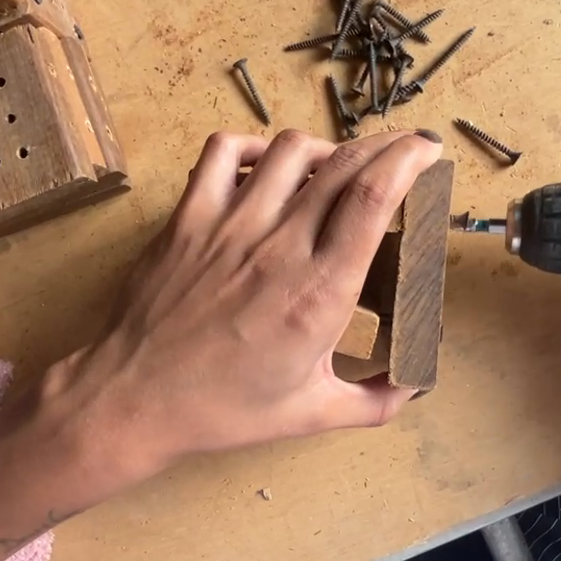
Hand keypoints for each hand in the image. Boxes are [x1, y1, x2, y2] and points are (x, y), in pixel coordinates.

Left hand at [47, 128, 443, 477]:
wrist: (134, 399)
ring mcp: (228, 226)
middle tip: (398, 152)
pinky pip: (222, 153)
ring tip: (332, 167)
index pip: (374, 196)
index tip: (427, 151)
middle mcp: (278, 247)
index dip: (409, 158)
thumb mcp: (311, 415)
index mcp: (320, 292)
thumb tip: (414, 387)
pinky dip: (253, 147)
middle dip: (384, 144)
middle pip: (343, 163)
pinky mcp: (187, 219)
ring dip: (324, 148)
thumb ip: (374, 401)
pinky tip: (265, 167)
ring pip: (288, 150)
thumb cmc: (223, 409)